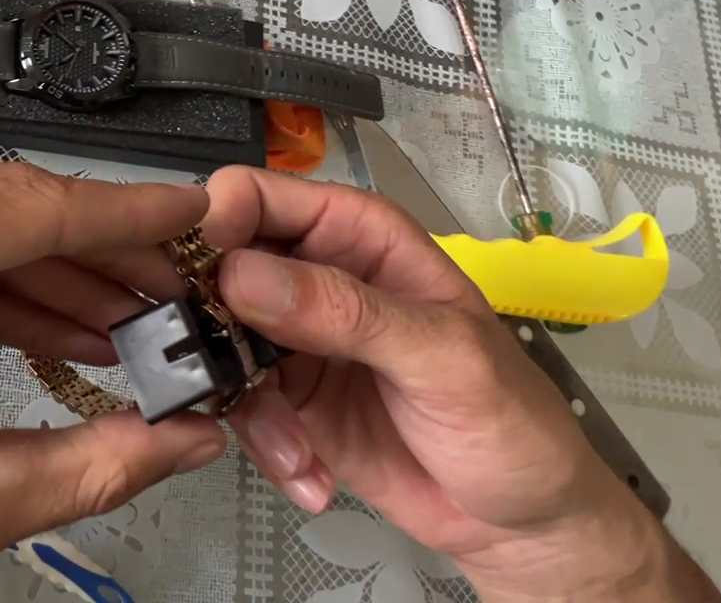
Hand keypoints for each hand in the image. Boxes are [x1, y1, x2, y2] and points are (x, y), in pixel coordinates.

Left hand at [0, 163, 227, 602]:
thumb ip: (88, 468)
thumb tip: (182, 441)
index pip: (31, 210)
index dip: (128, 216)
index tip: (192, 212)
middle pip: (10, 204)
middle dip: (101, 250)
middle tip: (172, 289)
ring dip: (55, 267)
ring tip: (128, 317)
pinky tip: (58, 323)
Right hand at [201, 167, 718, 601]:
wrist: (523, 524)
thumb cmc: (511, 421)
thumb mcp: (441, 357)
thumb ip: (344, 310)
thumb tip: (239, 274)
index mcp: (353, 233)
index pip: (257, 196)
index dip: (216, 223)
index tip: (197, 278)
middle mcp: (311, 272)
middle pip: (218, 261)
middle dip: (206, 317)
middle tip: (212, 365)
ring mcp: (290, 334)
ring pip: (212, 333)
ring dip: (235, 390)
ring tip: (291, 443)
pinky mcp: (281, 391)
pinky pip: (233, 395)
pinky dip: (259, 435)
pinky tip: (308, 469)